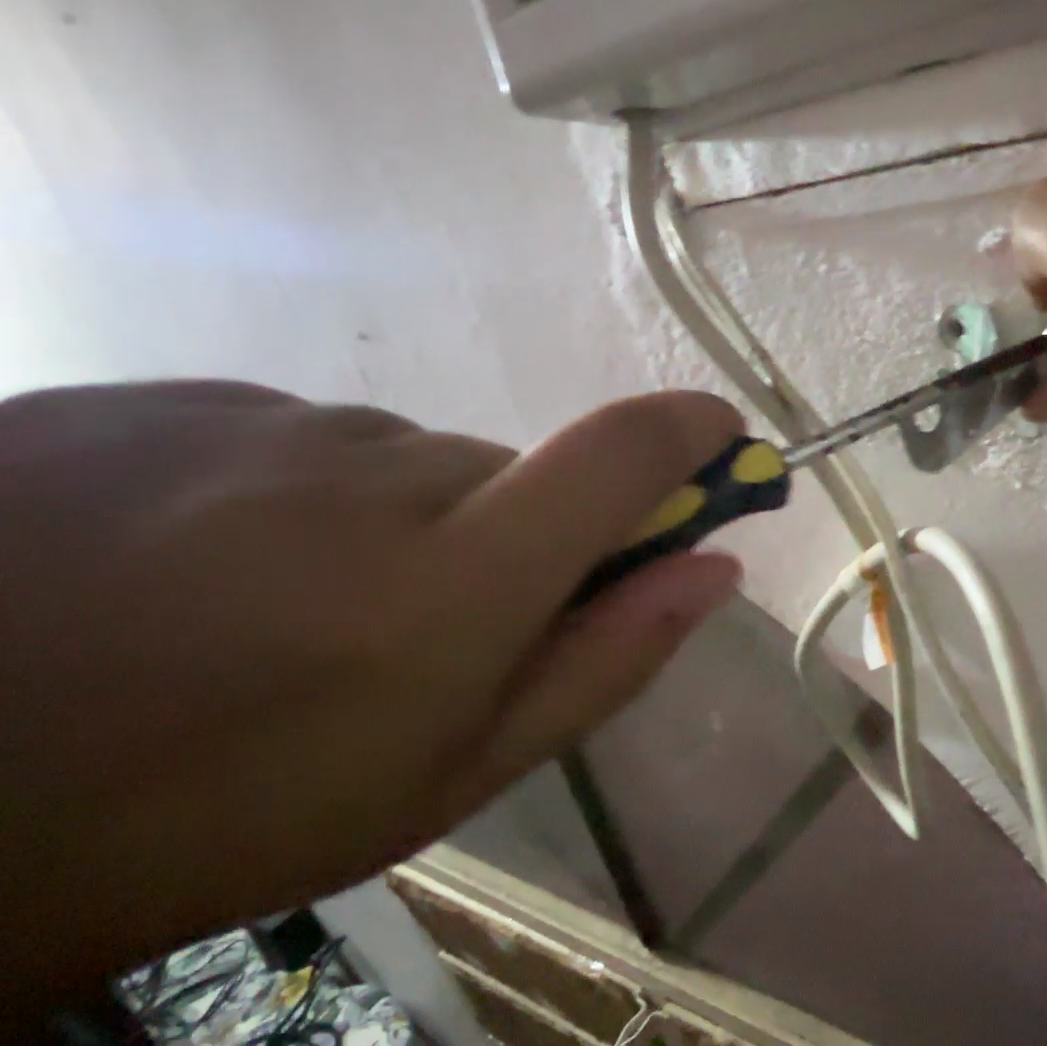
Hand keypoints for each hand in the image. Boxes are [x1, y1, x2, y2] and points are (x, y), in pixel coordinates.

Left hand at [0, 381, 743, 1001]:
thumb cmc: (236, 817)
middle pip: (508, 469)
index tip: (723, 442)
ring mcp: (248, 425)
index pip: (616, 457)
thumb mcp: (453, 774)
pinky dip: (301, 488)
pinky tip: (205, 563)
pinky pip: (299, 434)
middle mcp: (364, 477)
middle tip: (434, 621)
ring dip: (398, 514)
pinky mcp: (151, 400)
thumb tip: (716, 570)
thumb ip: (604, 660)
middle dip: (514, 531)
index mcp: (449, 587)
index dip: (688, 434)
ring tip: (294, 603)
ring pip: (403, 454)